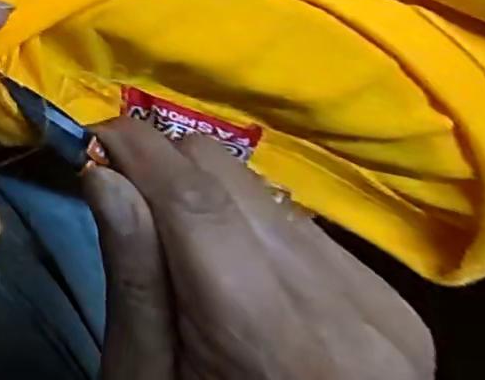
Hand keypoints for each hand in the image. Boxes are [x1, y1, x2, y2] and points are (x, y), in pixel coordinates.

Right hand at [84, 115, 433, 379]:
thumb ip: (133, 275)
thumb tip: (102, 172)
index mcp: (280, 348)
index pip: (196, 201)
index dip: (137, 149)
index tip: (90, 135)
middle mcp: (347, 312)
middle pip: (228, 176)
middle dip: (162, 164)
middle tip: (122, 190)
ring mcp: (382, 305)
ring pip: (259, 185)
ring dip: (202, 188)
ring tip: (175, 235)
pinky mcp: (394, 303)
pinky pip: (293, 216)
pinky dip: (244, 216)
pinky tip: (231, 262)